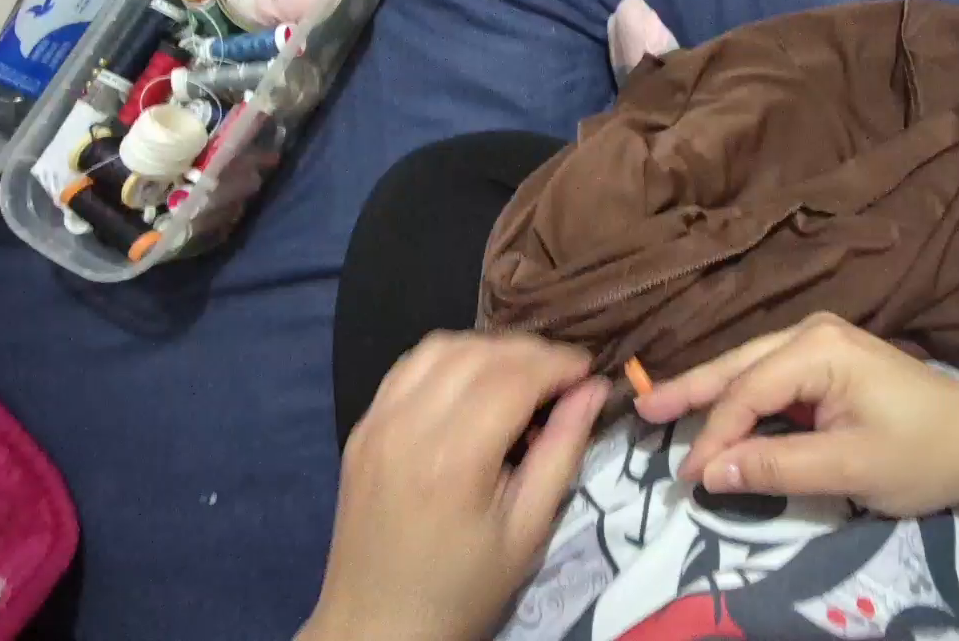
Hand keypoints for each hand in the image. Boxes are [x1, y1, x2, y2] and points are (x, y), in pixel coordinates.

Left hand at [302, 332, 609, 640]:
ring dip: (490, 347)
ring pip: (442, 346)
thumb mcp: (528, 530)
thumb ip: (563, 451)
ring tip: (520, 372)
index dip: (558, 363)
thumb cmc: (463, 588)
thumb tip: (594, 388)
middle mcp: (409, 426)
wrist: (376, 629)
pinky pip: (410, 364)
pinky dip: (449, 356)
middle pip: (480, 353)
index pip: (514, 377)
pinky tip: (472, 377)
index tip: (588, 369)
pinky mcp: (363, 424)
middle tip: (563, 373)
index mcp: (453, 460)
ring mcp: (378, 421)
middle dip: (531, 351)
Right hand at [633, 313, 958, 515]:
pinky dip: (742, 399)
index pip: (748, 392)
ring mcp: (818, 342)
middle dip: (691, 390)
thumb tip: (709, 474)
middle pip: (738, 365)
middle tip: (642, 408)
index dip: (714, 436)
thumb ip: (775, 467)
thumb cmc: (921, 453)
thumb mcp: (849, 468)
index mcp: (817, 348)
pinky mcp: (825, 360)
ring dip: (712, 393)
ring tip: (665, 407)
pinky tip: (717, 411)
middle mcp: (810, 332)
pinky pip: (770, 377)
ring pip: (749, 368)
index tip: (687, 478)